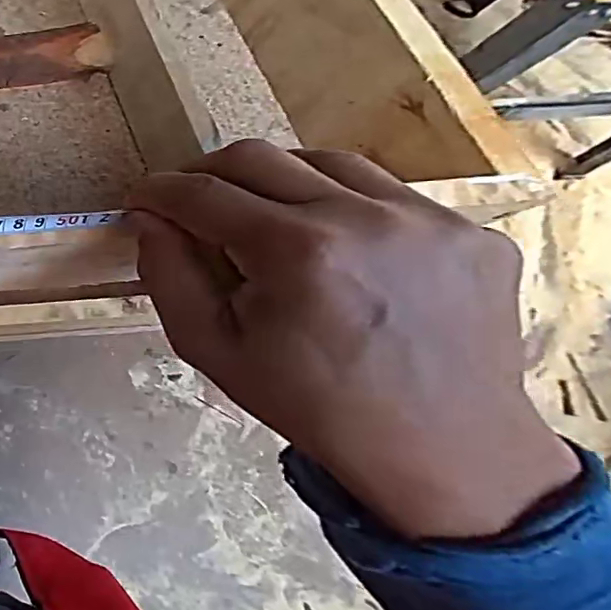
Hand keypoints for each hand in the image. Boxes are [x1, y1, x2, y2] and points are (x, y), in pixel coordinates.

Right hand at [128, 140, 577, 538]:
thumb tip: (149, 219)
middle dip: (205, 174)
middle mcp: (364, 216)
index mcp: (296, 252)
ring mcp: (428, 218)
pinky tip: (332, 245)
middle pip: (256, 158)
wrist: (442, 451)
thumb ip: (167, 275)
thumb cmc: (310, 404)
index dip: (158, 191)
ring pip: (321, 161)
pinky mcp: (469, 230)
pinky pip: (383, 191)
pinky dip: (337, 204)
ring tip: (259, 218)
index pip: (203, 194)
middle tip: (188, 204)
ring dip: (273, 180)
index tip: (141, 200)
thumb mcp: (211, 349)